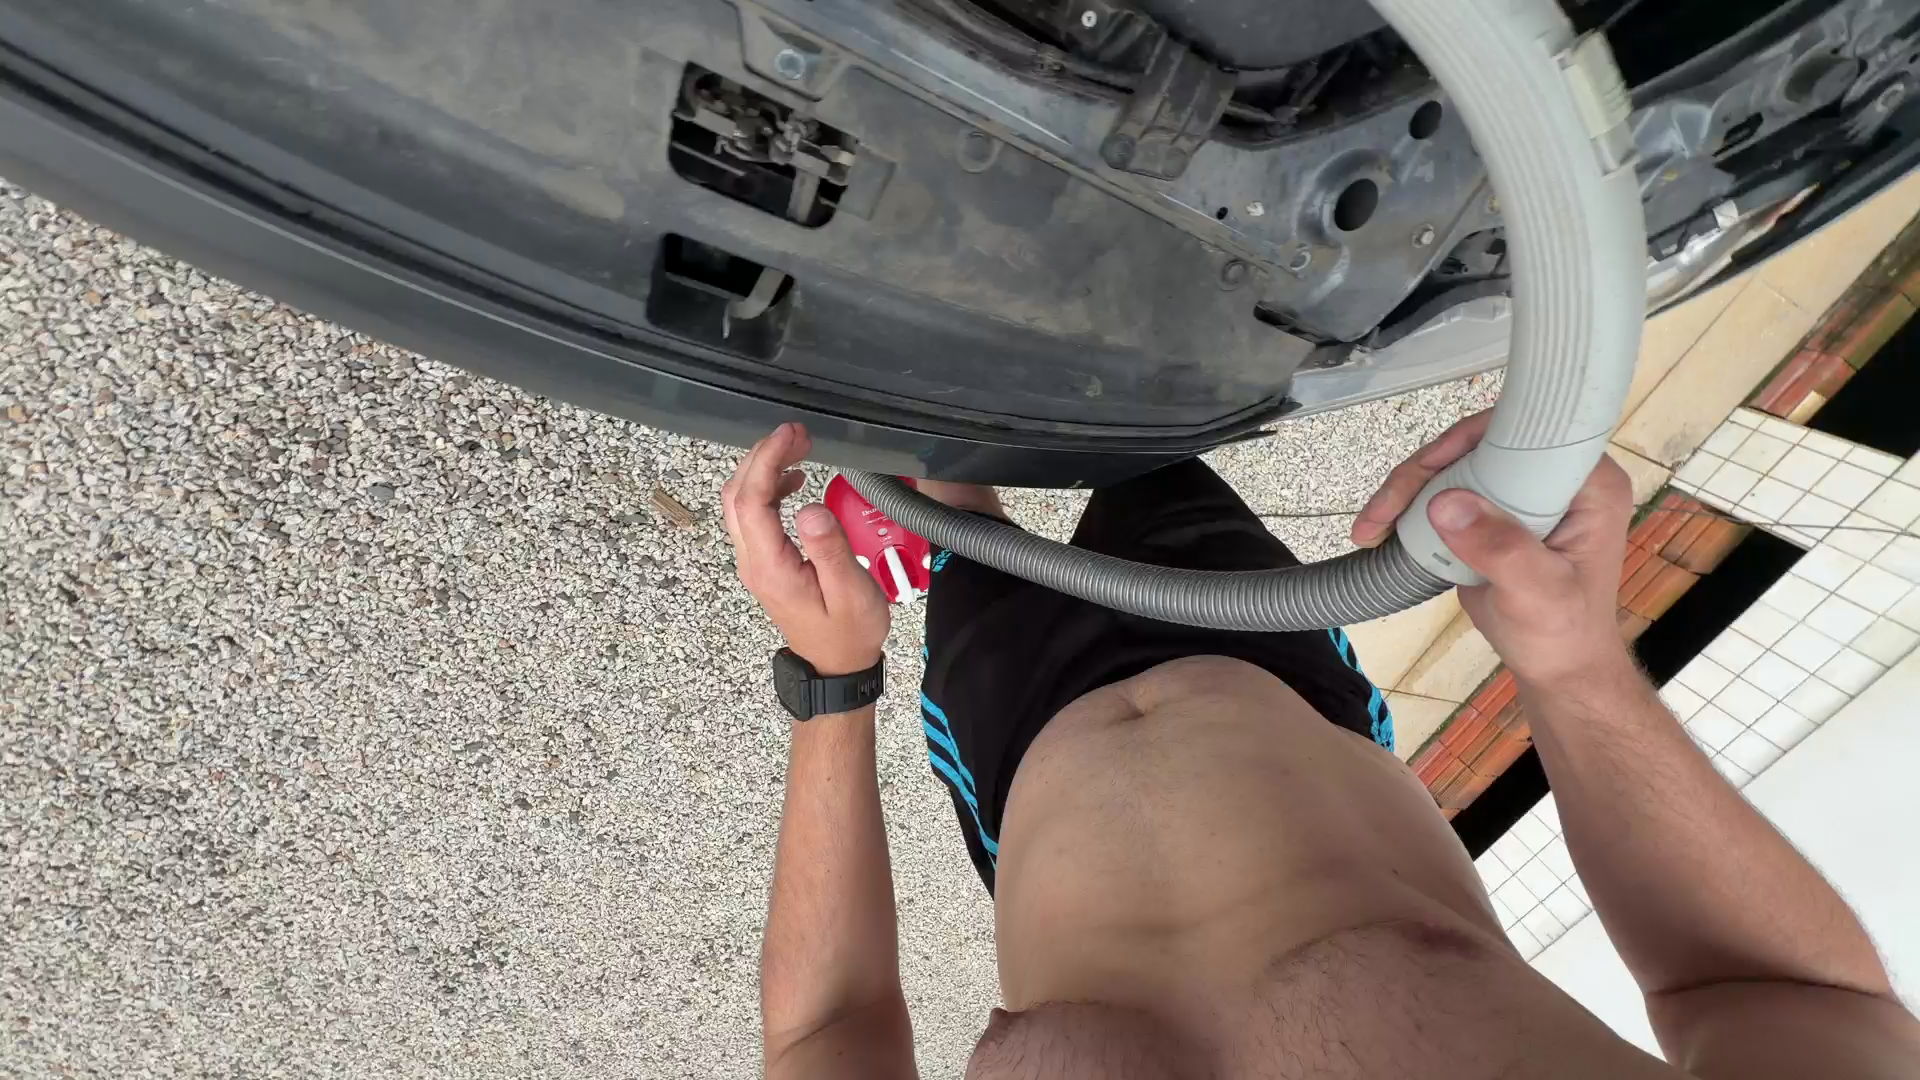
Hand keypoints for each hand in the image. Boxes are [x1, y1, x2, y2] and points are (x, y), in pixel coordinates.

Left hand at [721, 423, 889, 676]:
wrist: (836, 666)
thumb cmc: (850, 631)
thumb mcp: (851, 592)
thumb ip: (830, 549)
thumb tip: (809, 507)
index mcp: (770, 566)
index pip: (752, 501)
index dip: (767, 461)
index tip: (792, 435)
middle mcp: (753, 562)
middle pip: (736, 496)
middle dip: (761, 456)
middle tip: (797, 434)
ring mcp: (754, 563)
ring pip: (739, 504)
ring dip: (761, 470)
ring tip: (798, 448)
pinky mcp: (764, 563)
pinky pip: (752, 516)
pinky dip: (766, 489)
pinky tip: (793, 480)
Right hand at [1351, 409, 1635, 685]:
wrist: (1554, 667)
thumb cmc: (1560, 632)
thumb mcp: (1537, 591)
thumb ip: (1500, 548)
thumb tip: (1443, 503)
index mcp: (1584, 483)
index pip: (1525, 432)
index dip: (1471, 438)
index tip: (1427, 466)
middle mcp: (1550, 479)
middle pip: (1472, 448)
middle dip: (1417, 474)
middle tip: (1381, 512)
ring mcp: (1514, 496)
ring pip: (1446, 470)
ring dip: (1400, 494)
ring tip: (1368, 529)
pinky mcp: (1486, 516)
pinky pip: (1437, 494)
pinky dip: (1402, 510)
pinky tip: (1378, 532)